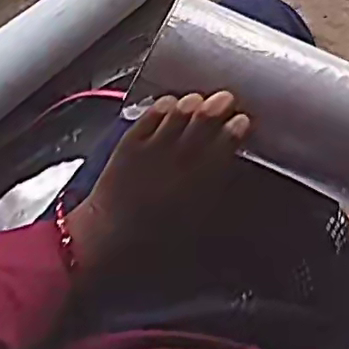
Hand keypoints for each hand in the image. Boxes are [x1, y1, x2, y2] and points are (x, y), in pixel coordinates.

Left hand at [63, 93, 251, 276]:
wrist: (106, 244)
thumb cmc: (154, 246)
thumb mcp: (198, 227)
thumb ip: (217, 195)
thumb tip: (229, 172)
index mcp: (203, 179)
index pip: (229, 138)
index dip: (238, 125)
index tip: (242, 120)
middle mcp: (181, 156)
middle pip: (207, 115)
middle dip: (221, 103)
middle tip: (225, 102)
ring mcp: (155, 144)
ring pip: (181, 108)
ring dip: (193, 103)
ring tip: (198, 104)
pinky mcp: (132, 140)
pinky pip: (154, 111)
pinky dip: (165, 105)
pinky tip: (169, 109)